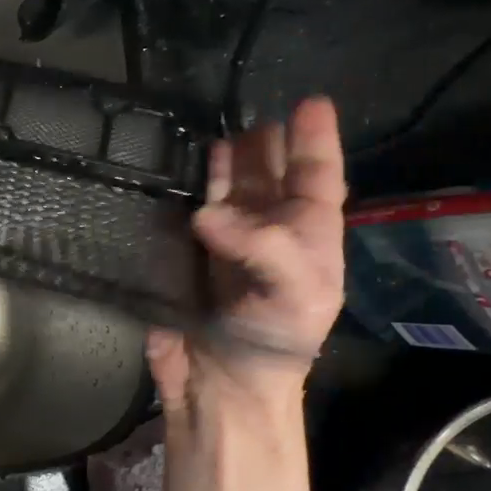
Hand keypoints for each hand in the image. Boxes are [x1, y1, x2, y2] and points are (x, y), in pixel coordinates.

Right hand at [148, 96, 347, 411]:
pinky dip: (179, 195)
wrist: (217, 386)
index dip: (315, 144)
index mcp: (306, 244)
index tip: (309, 104)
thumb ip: (262, 247)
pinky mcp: (178, 262)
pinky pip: (179, 218)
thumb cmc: (270, 344)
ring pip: (226, 196)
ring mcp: (220, 251)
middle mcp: (266, 240)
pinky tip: (173, 176)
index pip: (317, 183)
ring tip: (220, 133)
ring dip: (224, 166)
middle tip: (255, 114)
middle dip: (267, 149)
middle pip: (270, 183)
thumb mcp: (294, 295)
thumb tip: (206, 211)